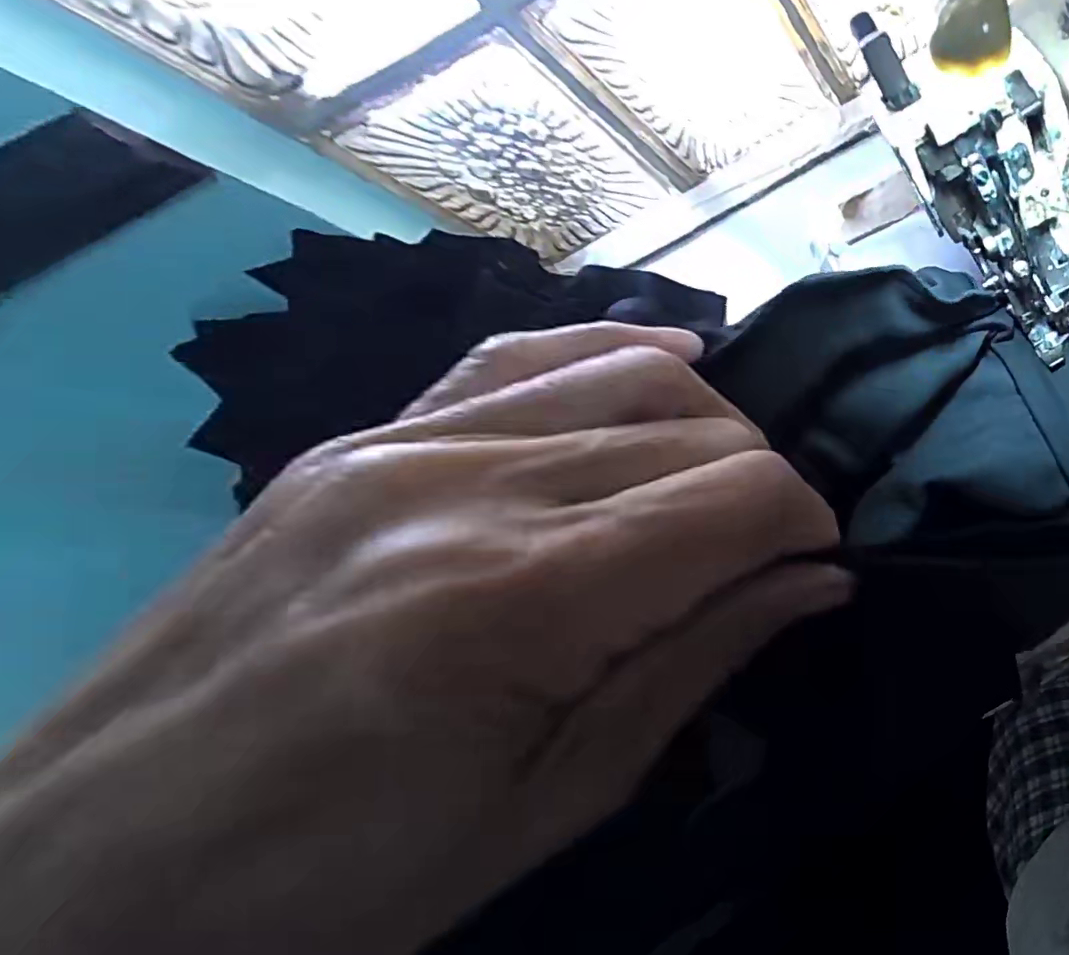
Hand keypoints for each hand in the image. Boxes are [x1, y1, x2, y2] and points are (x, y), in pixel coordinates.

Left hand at [0, 323, 845, 954]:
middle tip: (769, 549)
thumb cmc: (344, 885)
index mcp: (521, 600)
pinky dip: (620, 349)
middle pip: (698, 435)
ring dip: (715, 425)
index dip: (805, 521)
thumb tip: (820, 580)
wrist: (66, 892)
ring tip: (724, 480)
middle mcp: (470, 490)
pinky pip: (527, 352)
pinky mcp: (369, 433)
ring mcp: (407, 443)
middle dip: (765, 487)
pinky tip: (677, 361)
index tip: (819, 559)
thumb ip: (706, 656)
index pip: (736, 500)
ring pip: (634, 378)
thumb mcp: (565, 794)